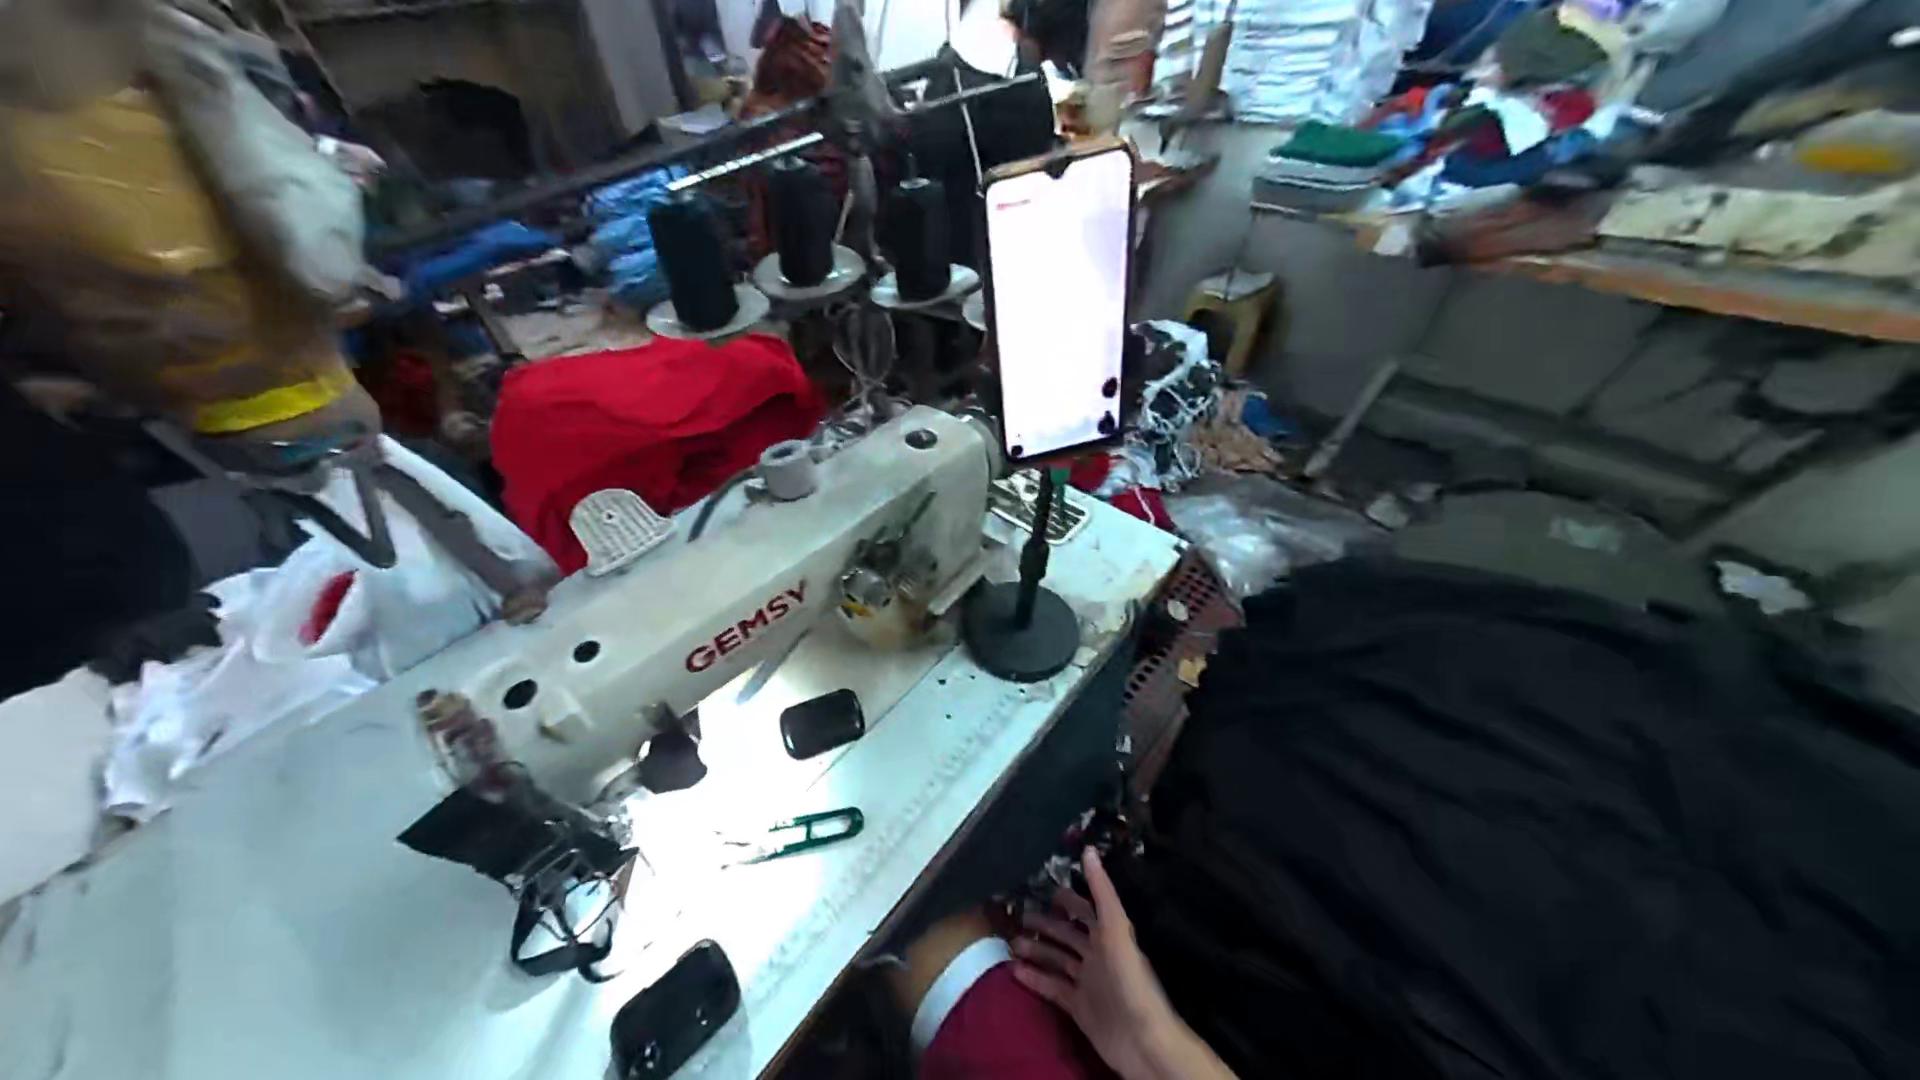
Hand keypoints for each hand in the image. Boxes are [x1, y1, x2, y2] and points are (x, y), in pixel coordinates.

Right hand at [1010, 848, 1185, 1079]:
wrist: (1141, 1039)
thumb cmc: (1129, 976)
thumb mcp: (1115, 927)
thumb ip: (1101, 890)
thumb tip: (1088, 849)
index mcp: (1107, 933)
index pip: (1082, 908)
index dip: (1065, 899)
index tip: (1041, 888)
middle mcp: (1096, 954)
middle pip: (1065, 934)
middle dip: (1044, 924)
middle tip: (1019, 916)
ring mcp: (1086, 981)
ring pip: (1056, 959)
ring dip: (1035, 950)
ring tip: (1011, 943)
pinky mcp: (1078, 1007)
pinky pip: (1052, 988)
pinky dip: (1034, 979)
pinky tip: (1014, 971)